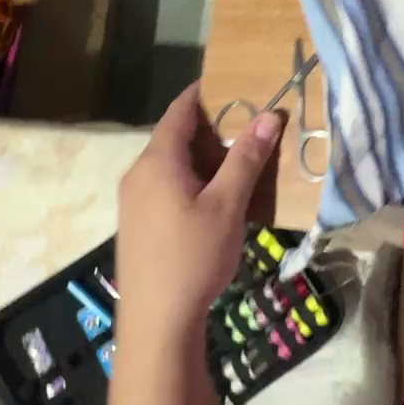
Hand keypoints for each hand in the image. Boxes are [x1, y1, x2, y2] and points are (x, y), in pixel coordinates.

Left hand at [116, 85, 284, 331]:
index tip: (237, 84)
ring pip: (172, 164)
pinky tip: (218, 198)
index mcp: (157, 161)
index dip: (206, 93)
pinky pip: (167, 186)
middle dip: (213, 127)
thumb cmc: (193, 257)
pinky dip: (193, 179)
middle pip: (175, 136)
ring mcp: (135, 201)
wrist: (156, 321)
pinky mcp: (139, 224)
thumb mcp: (227, 205)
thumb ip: (246, 159)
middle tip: (252, 125)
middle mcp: (139, 174)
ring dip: (205, 157)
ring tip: (242, 160)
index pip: (180, 110)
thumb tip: (268, 116)